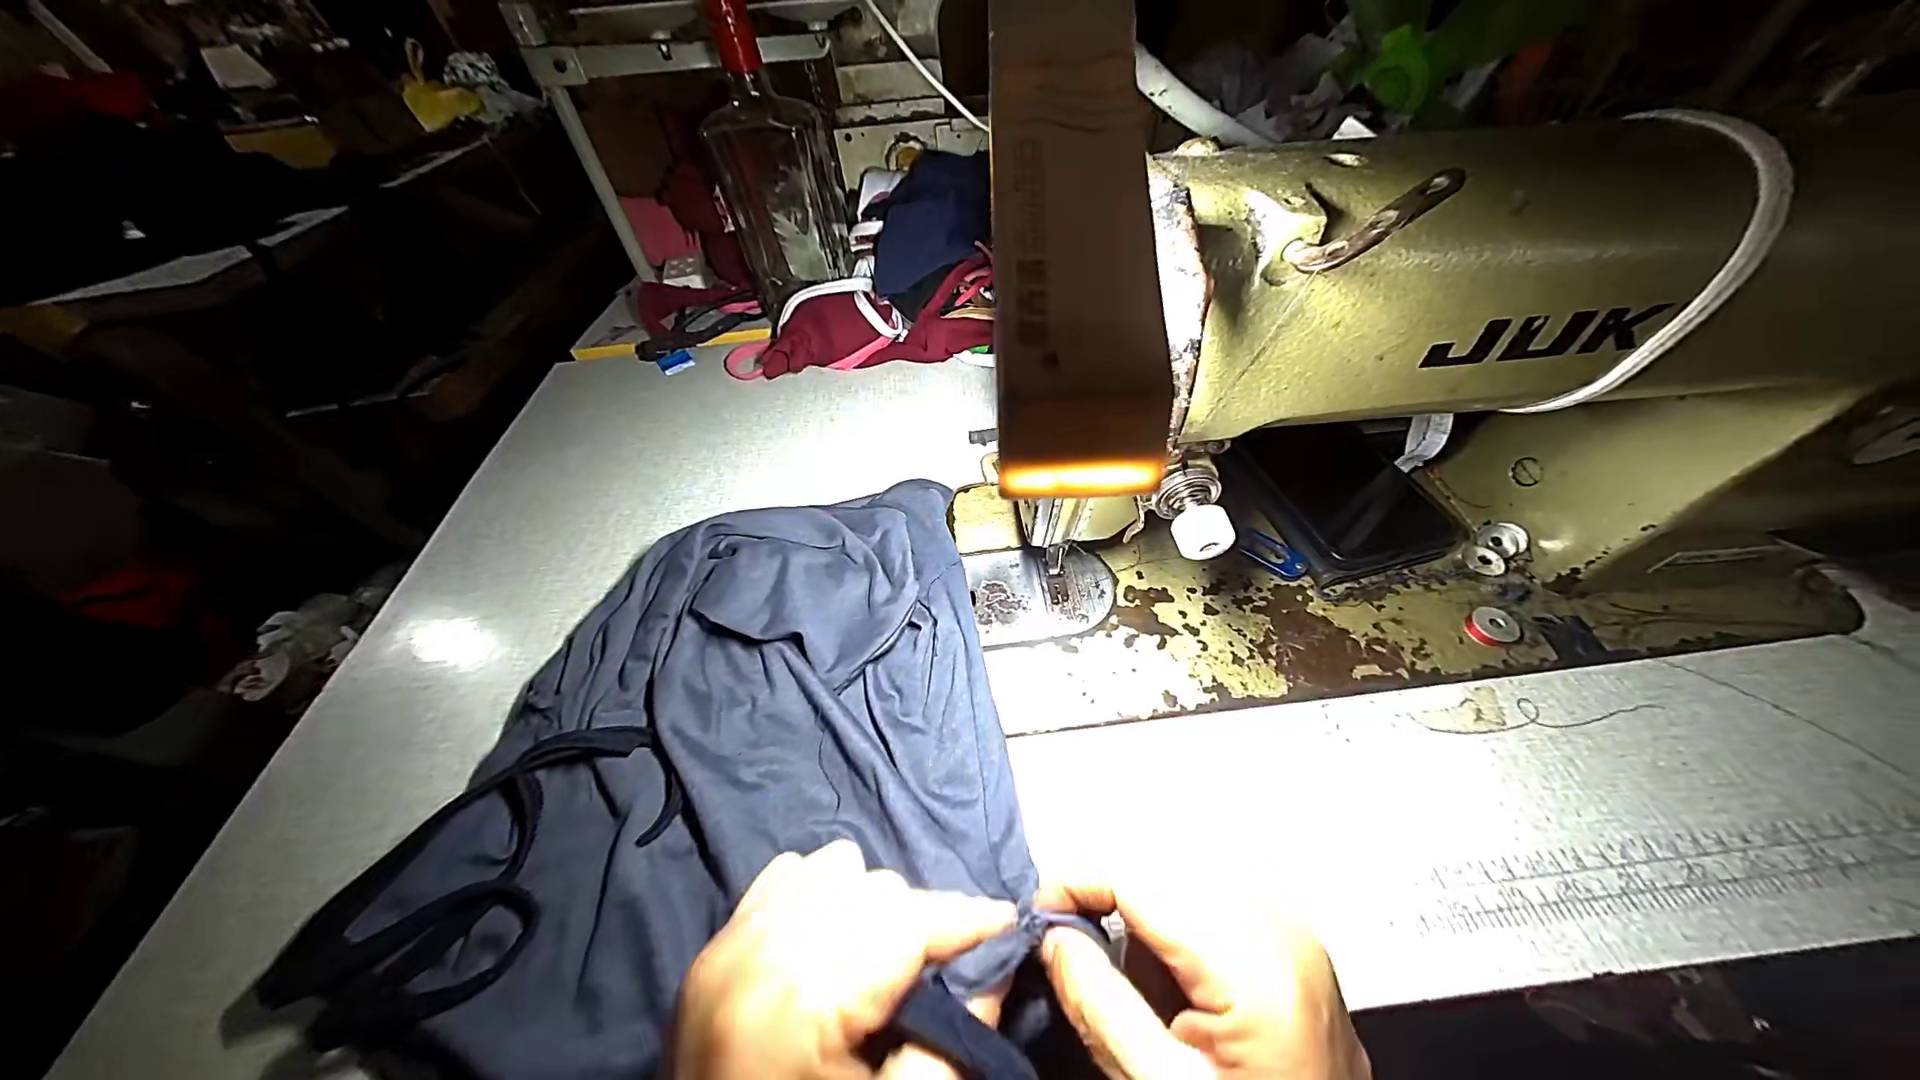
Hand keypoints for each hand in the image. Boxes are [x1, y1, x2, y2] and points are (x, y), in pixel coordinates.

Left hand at [670, 839, 1017, 1079]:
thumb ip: (952, 1047)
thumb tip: (997, 964)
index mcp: (806, 999)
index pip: (907, 923)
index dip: (966, 917)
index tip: (1007, 918)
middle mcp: (764, 948)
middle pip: (876, 889)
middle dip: (921, 918)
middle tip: (940, 960)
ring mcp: (733, 939)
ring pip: (836, 865)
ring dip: (872, 898)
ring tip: (879, 952)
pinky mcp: (718, 941)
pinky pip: (790, 872)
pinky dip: (823, 889)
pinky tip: (830, 936)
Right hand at [1036, 878, 1370, 1079]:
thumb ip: (1100, 1005)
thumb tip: (1054, 935)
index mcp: (1256, 967)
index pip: (1140, 879)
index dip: (1076, 884)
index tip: (1038, 913)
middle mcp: (1281, 929)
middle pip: (1159, 869)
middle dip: (1107, 898)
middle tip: (1070, 946)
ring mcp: (1291, 930)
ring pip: (1179, 876)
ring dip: (1138, 910)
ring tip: (1133, 982)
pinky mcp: (1290, 940)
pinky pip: (1207, 897)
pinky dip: (1171, 923)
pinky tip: (1172, 983)